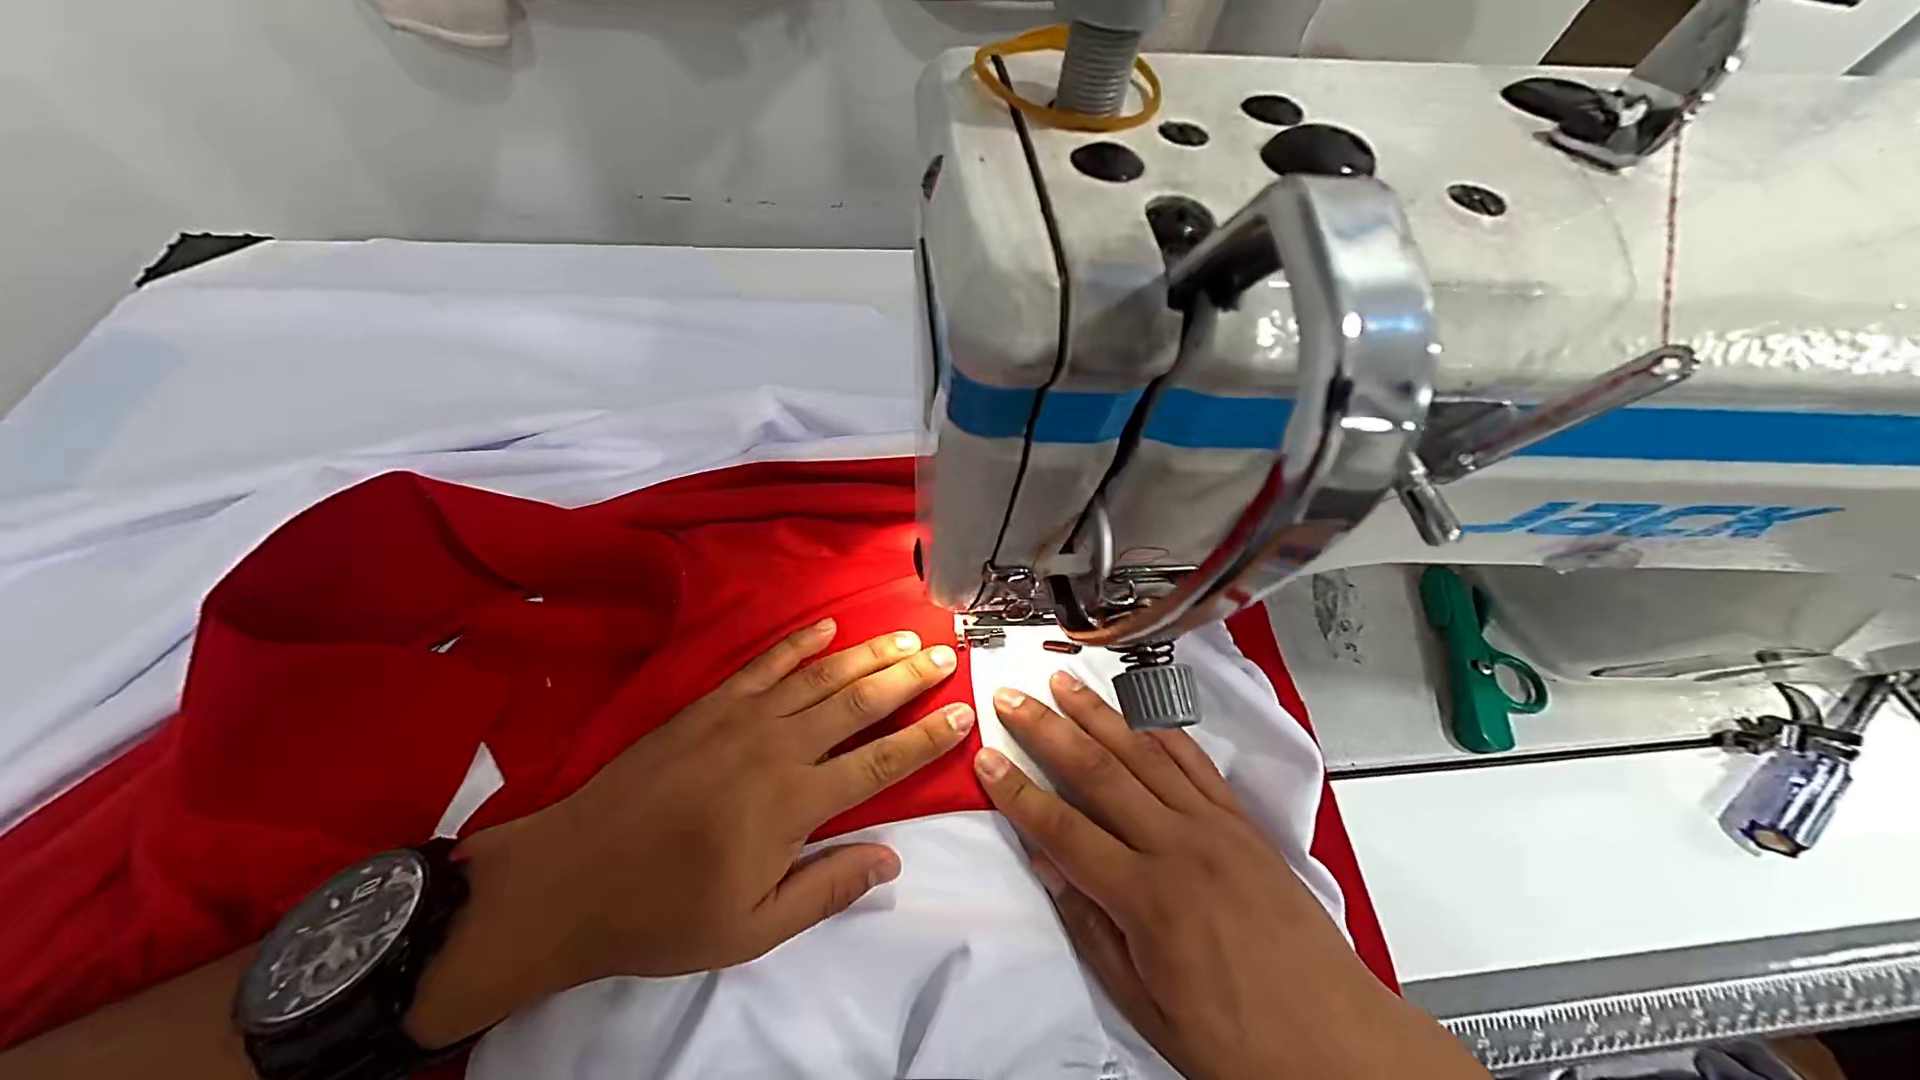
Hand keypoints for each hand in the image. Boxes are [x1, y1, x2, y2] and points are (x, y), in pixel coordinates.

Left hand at [406, 619, 971, 1044]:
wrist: (570, 877)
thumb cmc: (664, 912)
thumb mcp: (751, 929)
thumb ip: (826, 889)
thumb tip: (892, 859)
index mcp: (794, 803)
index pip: (880, 763)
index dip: (927, 736)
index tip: (962, 712)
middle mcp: (777, 748)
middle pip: (859, 703)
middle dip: (908, 676)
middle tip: (944, 653)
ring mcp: (741, 718)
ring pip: (821, 675)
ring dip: (868, 653)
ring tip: (904, 635)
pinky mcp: (708, 704)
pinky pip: (765, 664)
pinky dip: (799, 642)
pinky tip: (827, 625)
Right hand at [975, 672, 1488, 1079]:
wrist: (1340, 1047)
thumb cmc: (1239, 1041)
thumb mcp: (1144, 1002)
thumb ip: (1089, 924)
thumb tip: (1048, 864)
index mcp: (1148, 897)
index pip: (1062, 828)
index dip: (1016, 792)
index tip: (987, 760)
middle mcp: (1180, 846)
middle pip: (1097, 770)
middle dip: (1046, 728)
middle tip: (1012, 698)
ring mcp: (1216, 827)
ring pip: (1143, 751)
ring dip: (1097, 713)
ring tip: (1063, 684)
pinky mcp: (1243, 823)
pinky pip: (1194, 763)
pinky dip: (1159, 731)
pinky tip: (1136, 712)